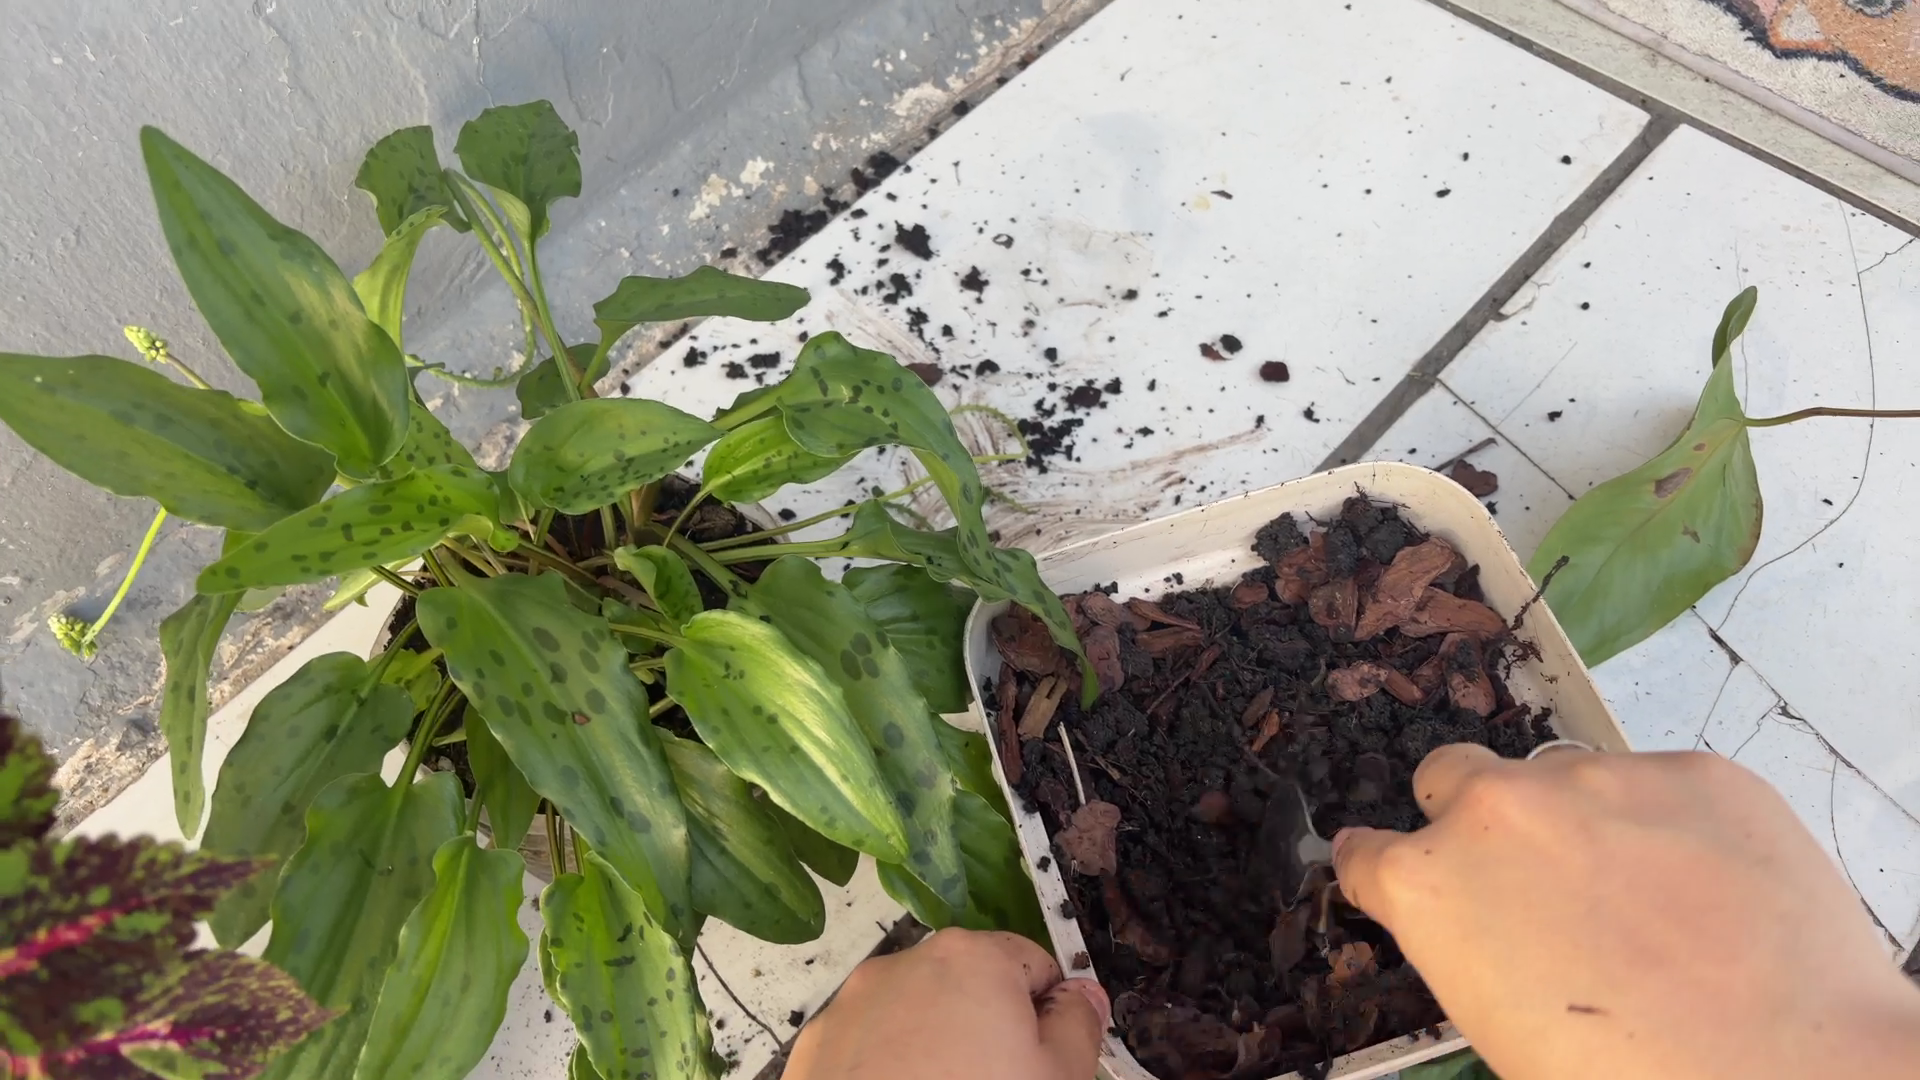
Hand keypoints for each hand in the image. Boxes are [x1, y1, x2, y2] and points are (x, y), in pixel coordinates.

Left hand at [784, 927, 1108, 1079]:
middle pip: (968, 986)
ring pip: (914, 1013)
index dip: (1045, 1017)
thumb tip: (1083, 994)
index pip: (1032, 966)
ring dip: (933, 1045)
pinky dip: (884, 1067)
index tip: (1039, 1065)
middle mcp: (908, 962)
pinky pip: (867, 1044)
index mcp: (973, 956)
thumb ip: (1078, 1026)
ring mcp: (854, 1002)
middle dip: (986, 1030)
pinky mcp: (816, 1044)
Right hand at [1333, 744, 1919, 1079]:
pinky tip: (1714, 880)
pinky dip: (1669, 821)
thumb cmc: (1620, 1079)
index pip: (1359, 849)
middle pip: (1443, 773)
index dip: (1380, 868)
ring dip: (1574, 816)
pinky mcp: (1689, 771)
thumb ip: (1459, 934)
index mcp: (1421, 878)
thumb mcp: (1494, 1016)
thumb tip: (1476, 909)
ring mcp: (1585, 777)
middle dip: (1467, 813)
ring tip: (1647, 886)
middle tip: (1531, 872)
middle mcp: (1484, 807)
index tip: (1408, 882)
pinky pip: (1656, 783)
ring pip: (1554, 774)